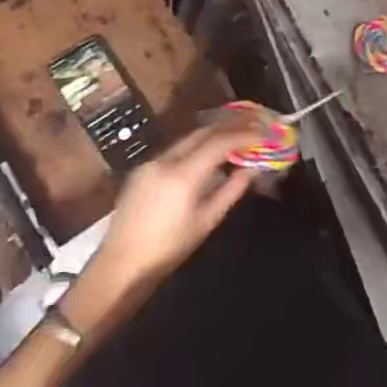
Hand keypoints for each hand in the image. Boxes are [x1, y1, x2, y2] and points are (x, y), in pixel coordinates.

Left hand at [70, 119, 258, 316]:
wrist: (123, 261)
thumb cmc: (170, 248)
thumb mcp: (207, 221)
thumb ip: (232, 190)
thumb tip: (253, 169)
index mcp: (182, 175)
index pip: (218, 143)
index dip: (243, 134)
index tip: (263, 132)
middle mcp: (164, 160)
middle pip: (201, 133)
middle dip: (228, 127)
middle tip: (253, 125)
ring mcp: (150, 162)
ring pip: (187, 139)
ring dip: (212, 135)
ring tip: (234, 136)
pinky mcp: (142, 169)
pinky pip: (174, 150)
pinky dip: (195, 147)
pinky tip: (207, 154)